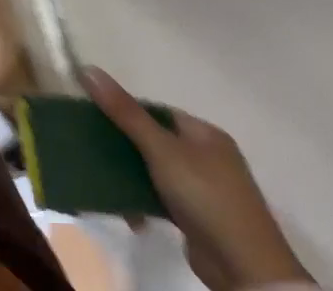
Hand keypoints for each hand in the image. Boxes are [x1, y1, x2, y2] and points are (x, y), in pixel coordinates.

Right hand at [83, 67, 312, 290]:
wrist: (243, 264)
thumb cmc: (204, 194)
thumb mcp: (161, 149)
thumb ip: (125, 112)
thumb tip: (89, 68)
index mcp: (205, 134)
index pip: (157, 111)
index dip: (124, 111)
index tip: (92, 117)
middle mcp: (207, 157)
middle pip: (153, 140)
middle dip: (121, 145)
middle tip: (90, 147)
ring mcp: (204, 188)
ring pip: (154, 171)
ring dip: (128, 176)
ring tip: (100, 179)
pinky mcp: (197, 215)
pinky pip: (160, 197)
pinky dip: (142, 200)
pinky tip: (126, 211)